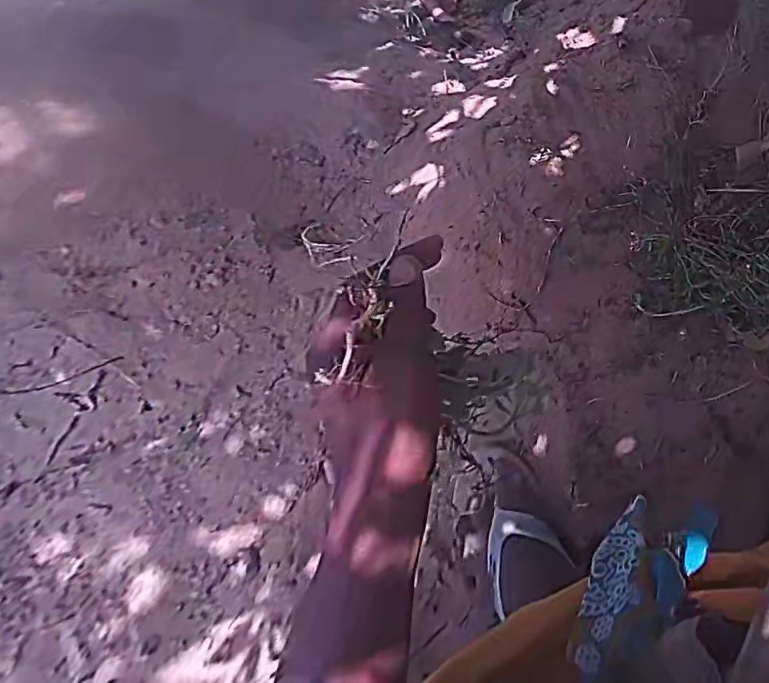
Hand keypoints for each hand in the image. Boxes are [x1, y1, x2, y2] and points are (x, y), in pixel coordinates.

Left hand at [285, 235, 444, 682]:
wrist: (382, 517)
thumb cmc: (393, 436)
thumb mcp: (404, 363)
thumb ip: (403, 311)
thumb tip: (403, 262)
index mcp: (331, 348)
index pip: (362, 284)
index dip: (399, 262)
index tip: (438, 250)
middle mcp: (331, 363)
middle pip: (370, 308)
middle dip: (407, 297)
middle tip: (436, 311)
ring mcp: (346, 388)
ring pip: (381, 337)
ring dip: (411, 327)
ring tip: (437, 342)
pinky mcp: (364, 408)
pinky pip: (388, 363)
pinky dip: (411, 354)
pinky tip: (431, 372)